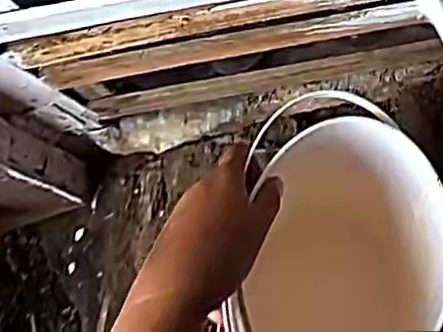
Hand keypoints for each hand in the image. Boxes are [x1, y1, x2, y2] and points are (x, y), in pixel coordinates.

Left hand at [114, 144, 283, 331]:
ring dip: (221, 217)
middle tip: (252, 214)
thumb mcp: (259, 225)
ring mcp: (182, 209)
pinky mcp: (169, 232)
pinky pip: (192, 226)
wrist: (175, 293)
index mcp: (225, 175)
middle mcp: (200, 186)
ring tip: (234, 245)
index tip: (261, 170)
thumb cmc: (216, 258)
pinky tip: (214, 261)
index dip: (253, 159)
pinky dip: (204, 237)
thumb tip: (272, 186)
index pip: (240, 151)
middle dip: (238, 194)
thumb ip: (269, 198)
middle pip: (223, 178)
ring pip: (208, 204)